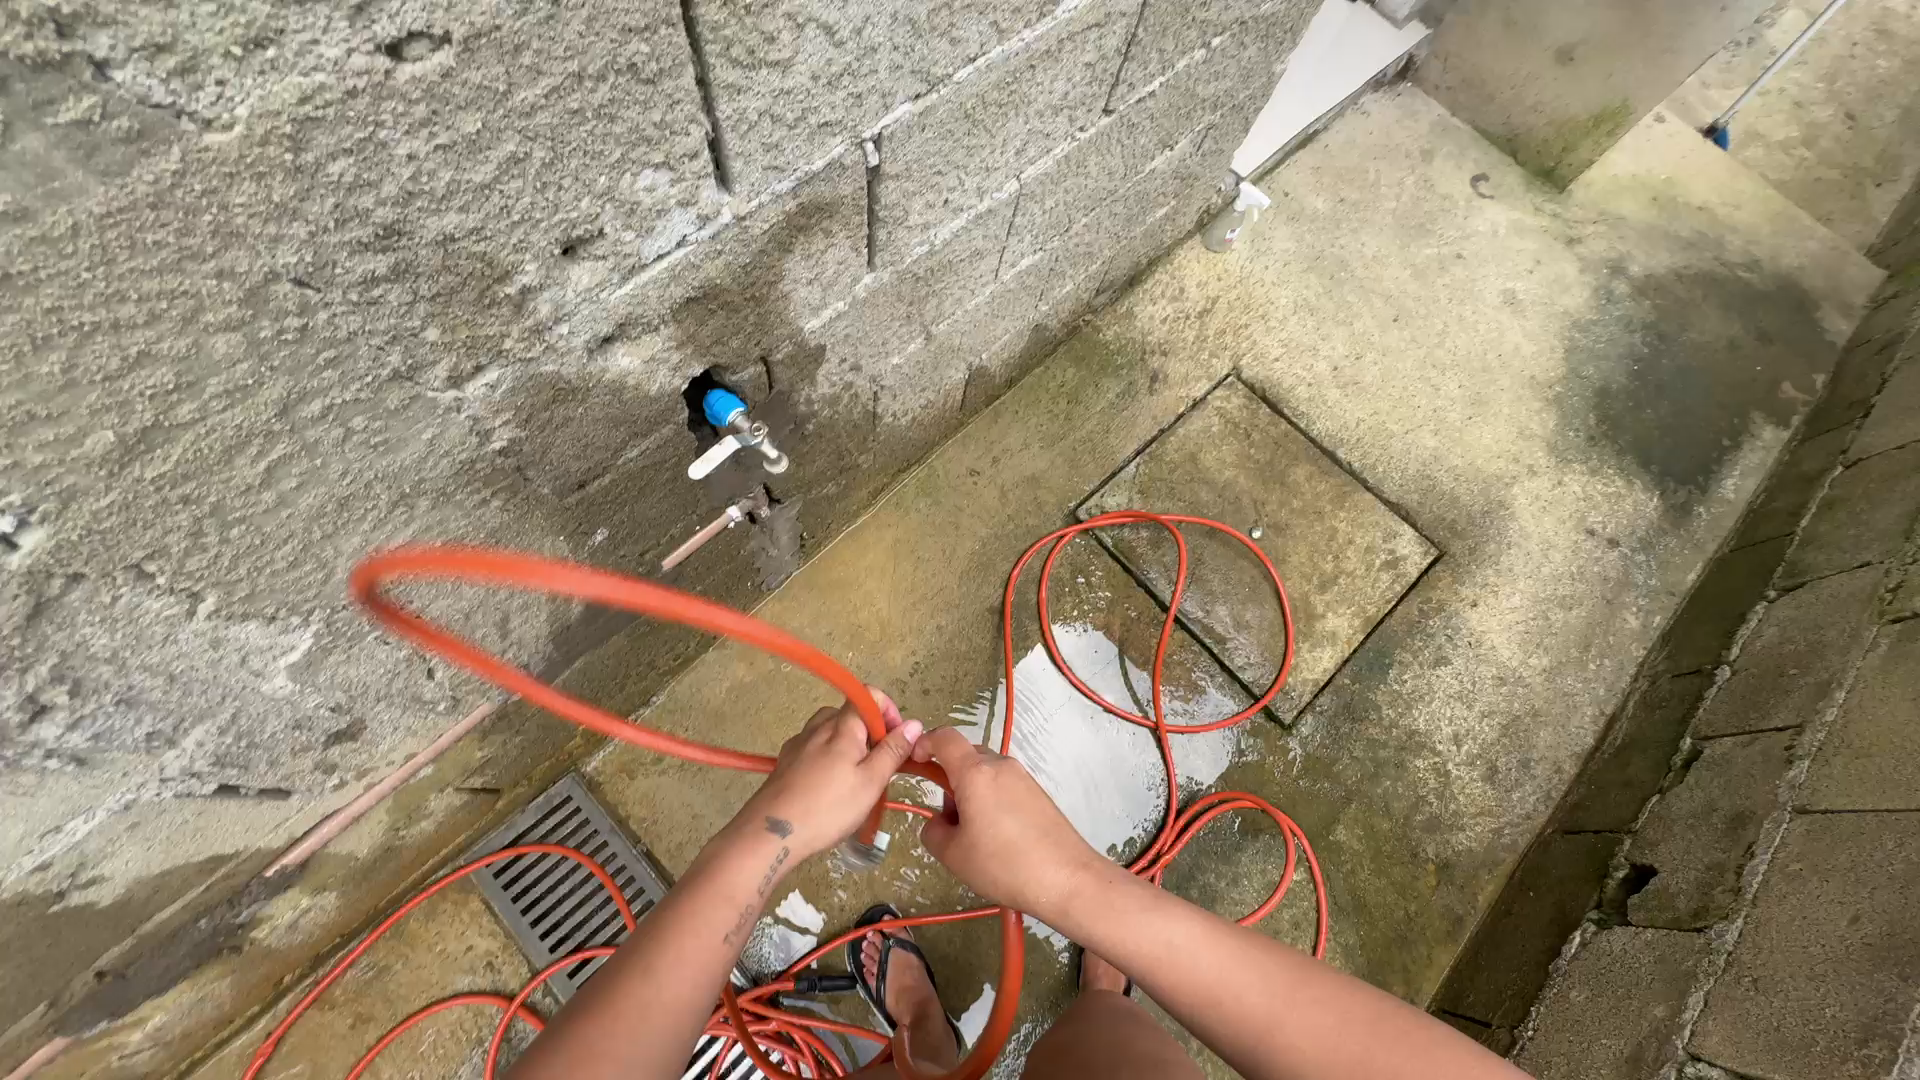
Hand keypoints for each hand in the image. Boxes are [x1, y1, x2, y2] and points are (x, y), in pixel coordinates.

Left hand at [739, 688, 922, 858]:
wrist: (771, 834)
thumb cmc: (828, 808)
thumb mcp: (871, 782)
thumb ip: (893, 751)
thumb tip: (914, 723)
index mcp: (843, 725)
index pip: (869, 694)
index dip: (889, 710)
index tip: (897, 740)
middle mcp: (819, 725)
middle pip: (851, 713)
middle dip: (871, 733)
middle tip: (879, 766)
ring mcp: (799, 742)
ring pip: (831, 730)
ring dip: (849, 746)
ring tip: (855, 779)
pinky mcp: (786, 761)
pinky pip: (815, 747)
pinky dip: (829, 757)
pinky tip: (829, 788)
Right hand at [911, 727, 1104, 915]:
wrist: (1066, 878)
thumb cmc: (1004, 864)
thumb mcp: (953, 855)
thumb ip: (933, 830)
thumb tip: (940, 820)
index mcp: (975, 772)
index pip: (944, 738)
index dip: (924, 743)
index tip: (914, 761)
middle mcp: (1000, 765)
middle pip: (966, 756)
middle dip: (949, 778)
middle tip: (948, 818)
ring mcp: (1023, 777)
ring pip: (985, 772)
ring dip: (971, 792)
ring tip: (975, 836)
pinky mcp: (1038, 792)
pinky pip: (1004, 785)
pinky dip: (991, 800)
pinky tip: (999, 838)